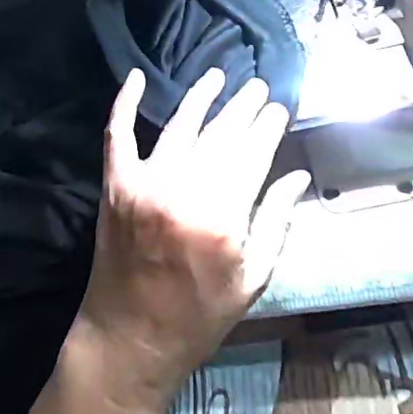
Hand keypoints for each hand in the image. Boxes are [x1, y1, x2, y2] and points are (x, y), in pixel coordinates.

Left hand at [73, 68, 310, 413]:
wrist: (129, 338)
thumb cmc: (198, 316)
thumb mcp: (252, 280)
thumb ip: (275, 223)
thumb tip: (297, 177)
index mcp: (222, 217)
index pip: (252, 155)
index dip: (267, 127)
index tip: (278, 108)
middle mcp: (183, 190)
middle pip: (219, 135)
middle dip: (242, 107)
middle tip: (257, 87)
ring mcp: (144, 183)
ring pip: (179, 126)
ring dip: (200, 97)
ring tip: (217, 75)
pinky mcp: (115, 184)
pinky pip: (118, 134)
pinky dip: (125, 103)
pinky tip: (136, 78)